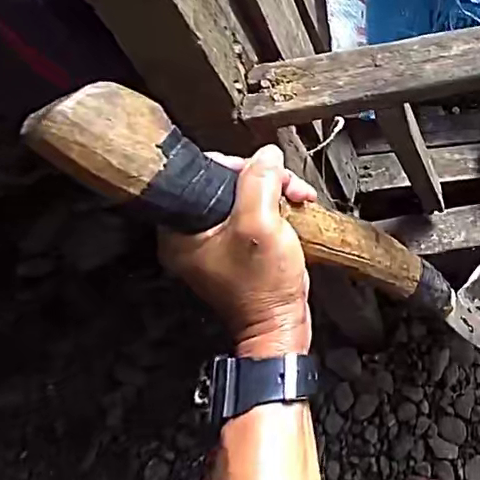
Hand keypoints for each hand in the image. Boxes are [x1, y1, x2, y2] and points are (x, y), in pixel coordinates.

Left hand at [158, 145, 319, 357]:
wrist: (283, 324)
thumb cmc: (264, 289)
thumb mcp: (263, 225)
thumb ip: (261, 183)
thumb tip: (266, 155)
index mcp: (181, 232)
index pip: (204, 176)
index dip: (239, 167)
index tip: (264, 172)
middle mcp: (193, 236)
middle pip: (229, 184)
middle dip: (265, 180)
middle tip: (288, 187)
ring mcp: (217, 244)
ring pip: (246, 197)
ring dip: (277, 192)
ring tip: (298, 198)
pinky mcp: (239, 249)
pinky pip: (256, 214)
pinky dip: (278, 208)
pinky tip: (294, 210)